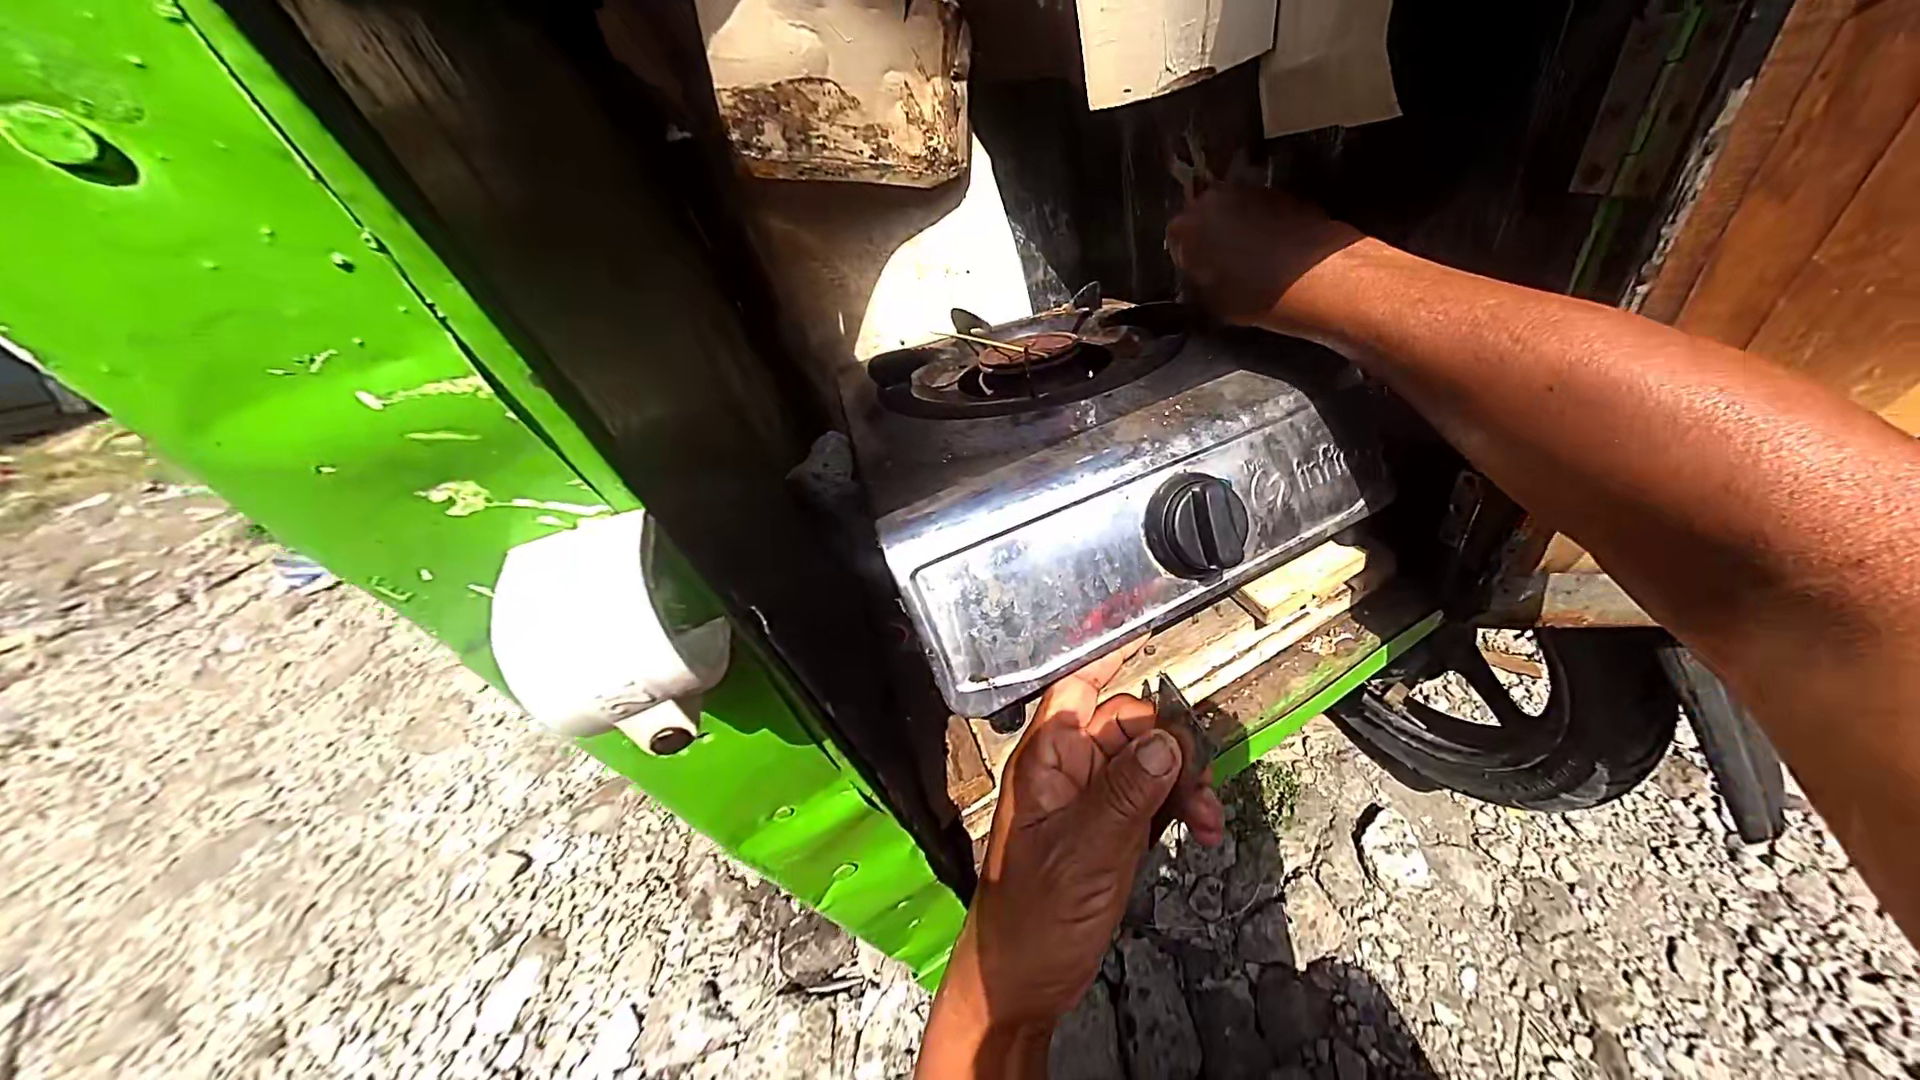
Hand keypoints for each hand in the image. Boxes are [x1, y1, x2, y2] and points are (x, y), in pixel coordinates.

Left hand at [917, 646, 1224, 1077]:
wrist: (1024, 978)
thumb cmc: (1031, 917)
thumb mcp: (1083, 853)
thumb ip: (1125, 794)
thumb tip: (1163, 743)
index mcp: (1046, 759)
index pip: (1076, 689)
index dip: (1108, 660)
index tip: (1146, 634)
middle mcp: (1069, 768)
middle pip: (1129, 723)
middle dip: (1170, 745)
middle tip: (1196, 784)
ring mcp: (1093, 796)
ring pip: (1149, 760)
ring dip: (1183, 781)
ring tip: (1203, 819)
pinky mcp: (1113, 824)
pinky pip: (1154, 795)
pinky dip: (1180, 806)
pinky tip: (1197, 830)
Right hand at [1166, 185, 1363, 325]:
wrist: (1313, 278)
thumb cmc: (1257, 293)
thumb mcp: (1210, 302)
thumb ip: (1196, 283)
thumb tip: (1197, 283)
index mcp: (1185, 227)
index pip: (1174, 240)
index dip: (1185, 259)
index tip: (1194, 275)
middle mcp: (1214, 200)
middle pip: (1203, 218)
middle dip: (1209, 238)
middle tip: (1219, 268)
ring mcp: (1250, 192)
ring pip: (1233, 212)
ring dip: (1236, 231)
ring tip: (1247, 264)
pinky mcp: (1282, 193)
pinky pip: (1261, 211)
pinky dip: (1262, 228)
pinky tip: (1270, 255)